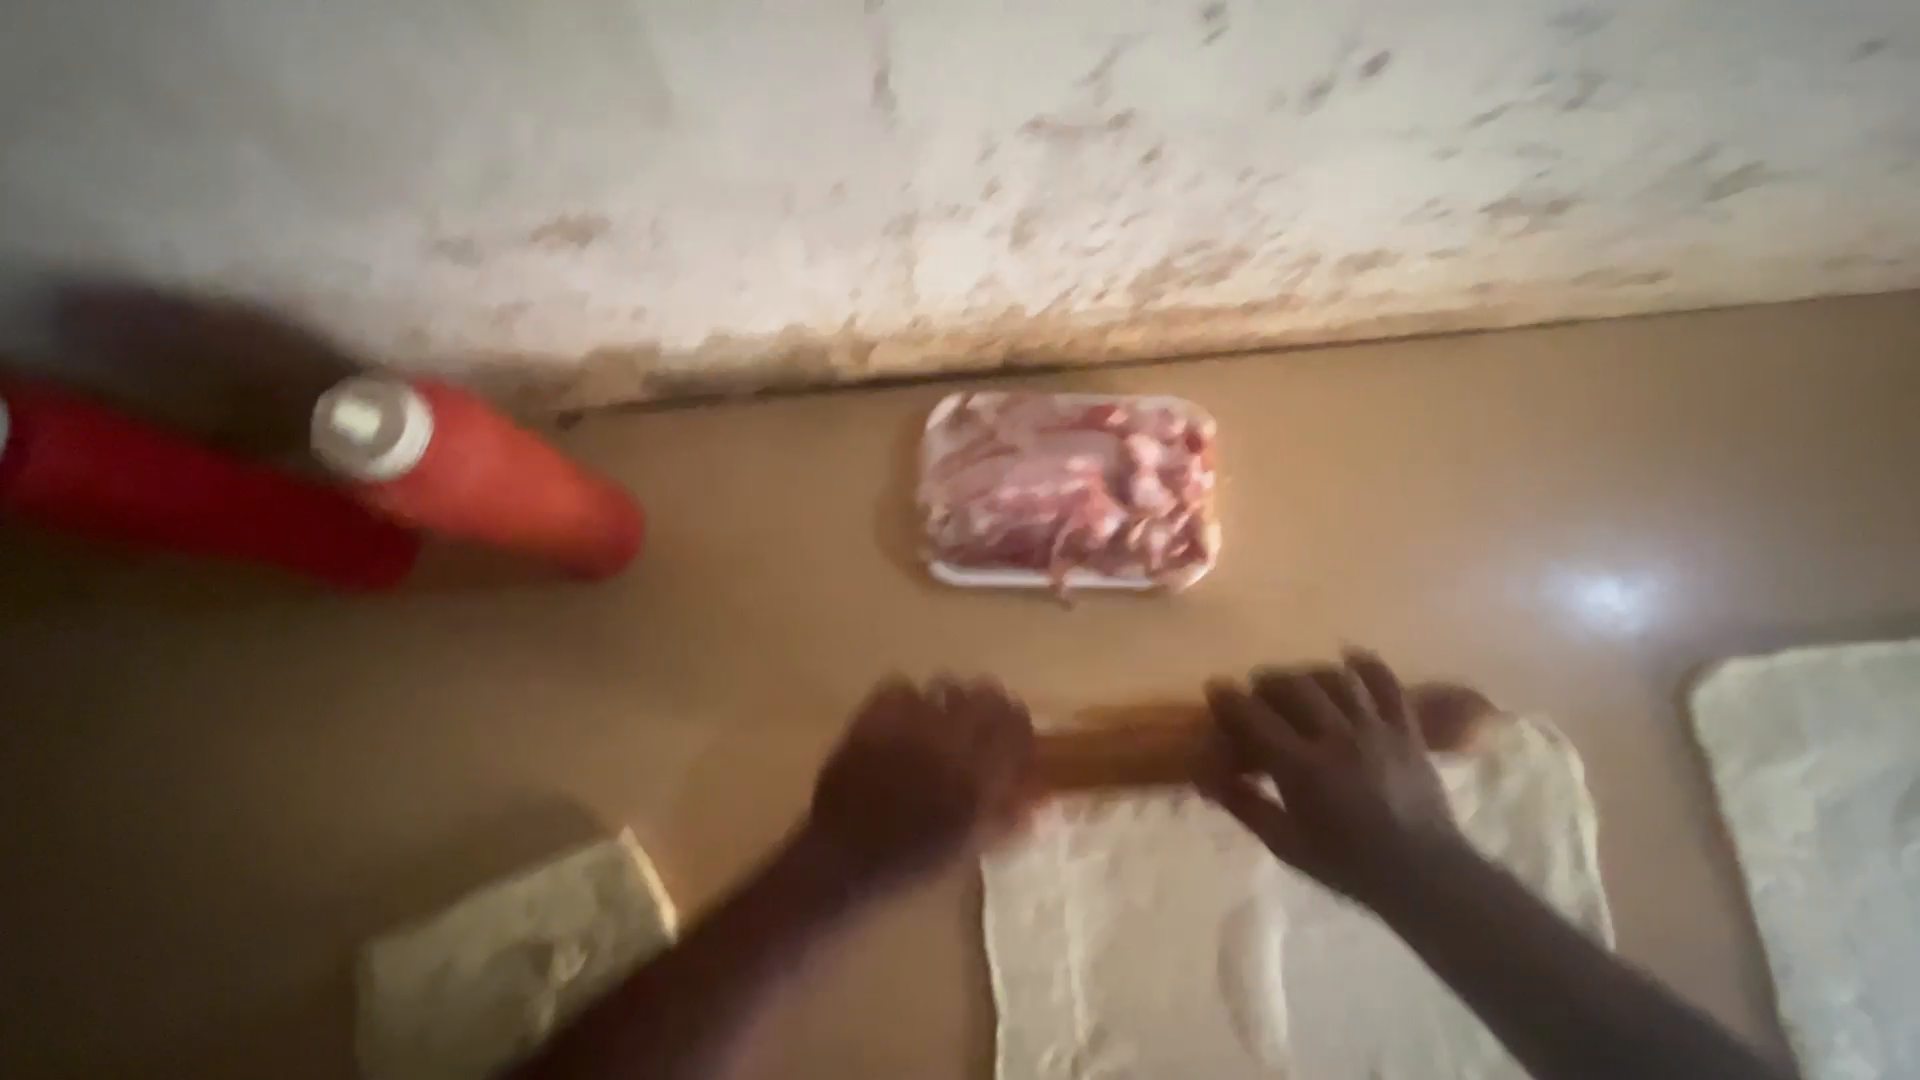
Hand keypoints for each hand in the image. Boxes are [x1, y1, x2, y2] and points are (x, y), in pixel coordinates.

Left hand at [807, 676, 1034, 887]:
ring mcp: (909, 724)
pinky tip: (902, 722)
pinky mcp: (874, 717)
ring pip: (945, 685)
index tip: (1012, 736)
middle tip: (975, 725)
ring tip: (937, 722)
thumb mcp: (971, 846)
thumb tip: (1041, 796)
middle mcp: (949, 740)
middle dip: (986, 707)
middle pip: (985, 693)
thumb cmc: (913, 861)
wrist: (845, 858)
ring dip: (948, 702)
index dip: (1017, 726)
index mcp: (979, 775)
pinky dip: (907, 701)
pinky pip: (901, 687)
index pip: (1016, 723)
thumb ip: (1010, 816)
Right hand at [1199, 648, 1466, 909]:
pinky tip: (1350, 657)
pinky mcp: (1406, 732)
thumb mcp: (1285, 843)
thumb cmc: (1347, 863)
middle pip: (1294, 687)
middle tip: (1257, 688)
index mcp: (1302, 767)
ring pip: (1336, 679)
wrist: (1424, 875)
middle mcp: (1336, 738)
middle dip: (1268, 680)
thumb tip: (1205, 777)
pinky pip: (1388, 685)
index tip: (1216, 688)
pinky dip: (1368, 666)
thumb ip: (1244, 805)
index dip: (1229, 697)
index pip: (1255, 717)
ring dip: (1309, 673)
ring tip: (1299, 680)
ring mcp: (1375, 731)